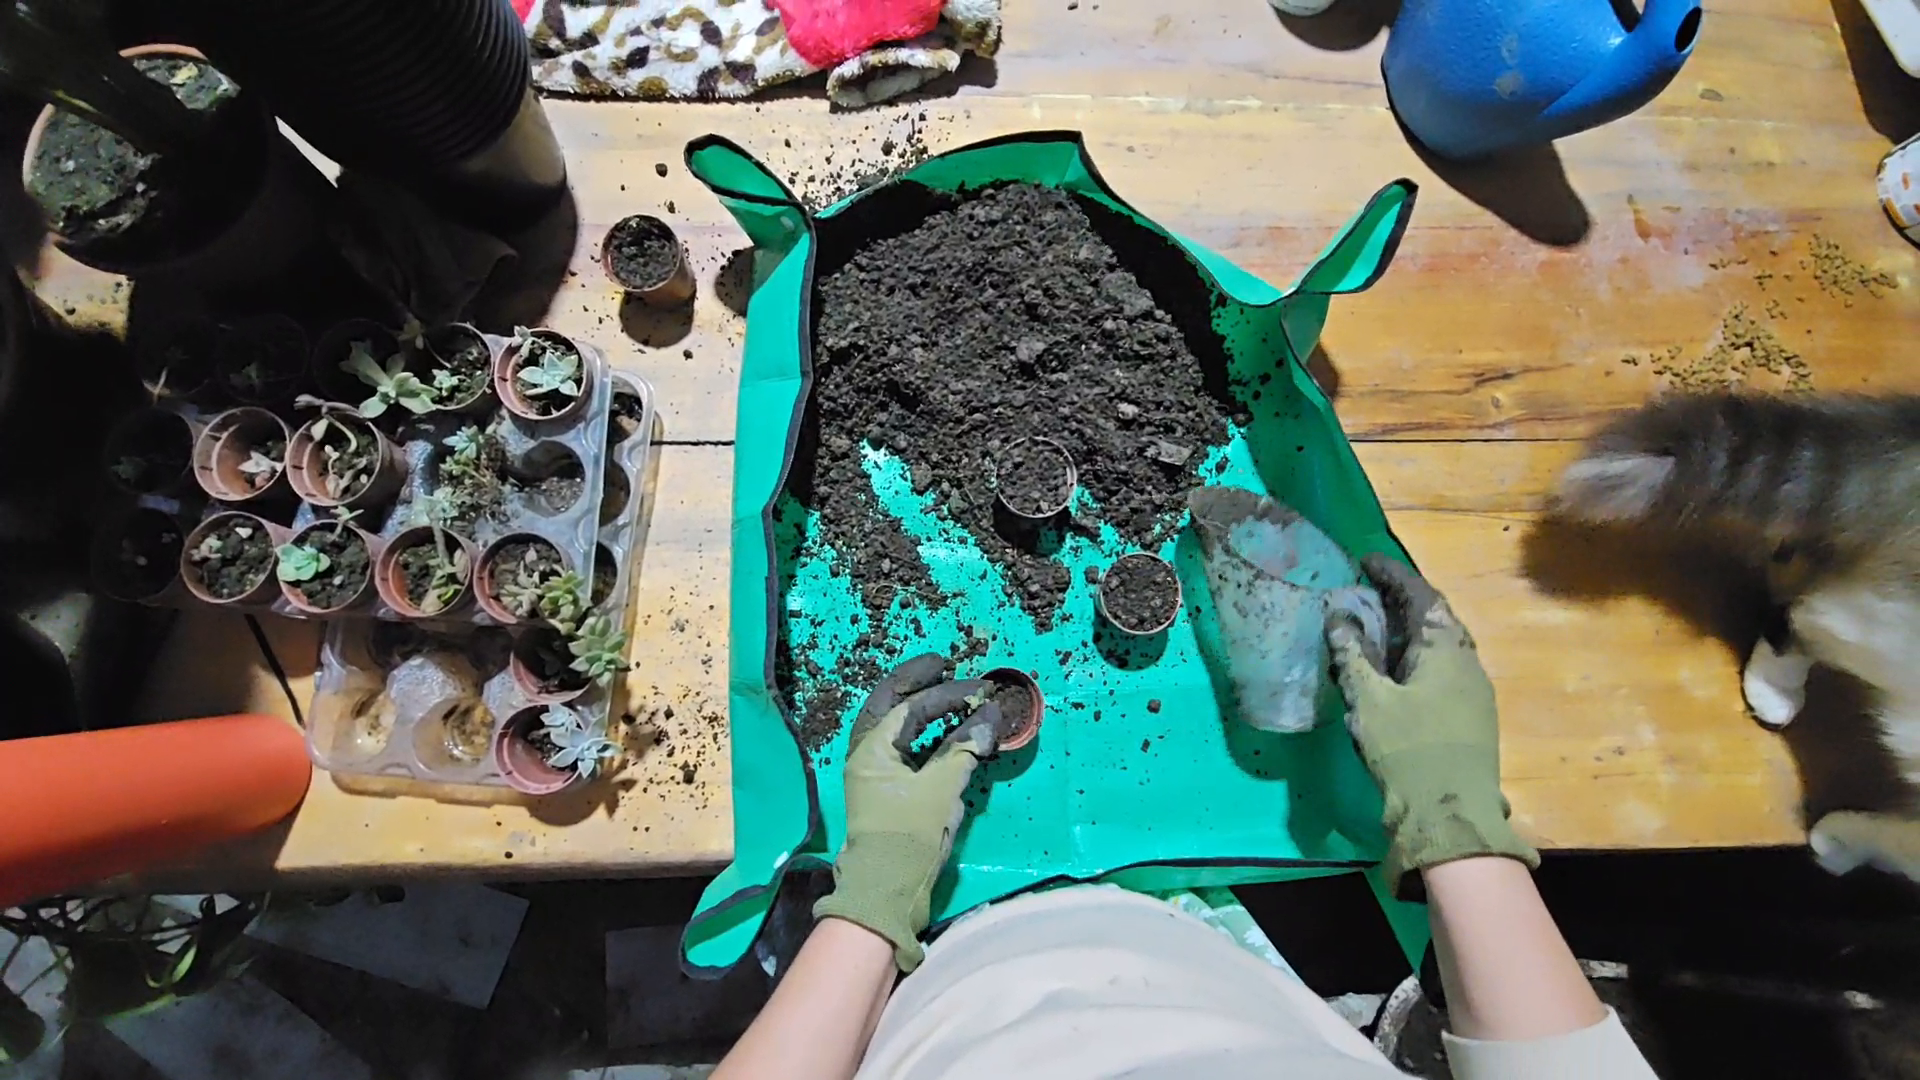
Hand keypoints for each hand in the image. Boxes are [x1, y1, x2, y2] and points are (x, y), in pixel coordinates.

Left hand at [813, 654, 999, 971]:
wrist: (885, 891)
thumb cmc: (910, 837)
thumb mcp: (942, 789)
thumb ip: (965, 748)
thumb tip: (991, 714)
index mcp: (872, 748)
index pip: (913, 708)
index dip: (948, 695)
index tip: (978, 688)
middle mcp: (865, 752)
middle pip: (888, 702)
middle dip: (914, 680)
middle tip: (941, 664)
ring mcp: (871, 768)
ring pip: (890, 721)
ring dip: (915, 702)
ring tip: (940, 686)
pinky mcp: (883, 785)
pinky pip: (899, 742)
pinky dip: (918, 728)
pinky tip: (939, 725)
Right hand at [1325, 555, 1537, 897]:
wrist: (1449, 816)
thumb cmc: (1407, 750)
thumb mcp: (1369, 698)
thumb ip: (1352, 653)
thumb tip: (1339, 614)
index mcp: (1447, 652)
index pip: (1422, 597)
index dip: (1393, 575)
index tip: (1365, 560)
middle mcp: (1466, 664)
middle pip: (1435, 617)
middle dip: (1400, 598)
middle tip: (1365, 587)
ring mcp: (1471, 691)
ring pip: (1438, 643)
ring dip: (1405, 627)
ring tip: (1371, 621)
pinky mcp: (1466, 714)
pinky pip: (1438, 665)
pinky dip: (1410, 652)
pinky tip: (1388, 664)